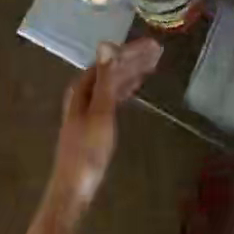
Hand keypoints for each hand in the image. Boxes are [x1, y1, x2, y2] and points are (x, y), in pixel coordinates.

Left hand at [48, 40, 161, 212]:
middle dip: (133, 59)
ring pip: (113, 82)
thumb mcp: (100, 113)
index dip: (130, 51)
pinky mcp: (94, 123)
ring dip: (131, 72)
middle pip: (111, 69)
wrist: (74, 189)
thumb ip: (106, 80)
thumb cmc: (88, 151)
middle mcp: (83, 93)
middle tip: (158, 52)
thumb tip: (106, 44)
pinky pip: (113, 96)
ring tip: (153, 64)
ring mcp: (88, 108)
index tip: (153, 46)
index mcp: (82, 87)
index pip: (109, 60)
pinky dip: (126, 88)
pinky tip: (135, 87)